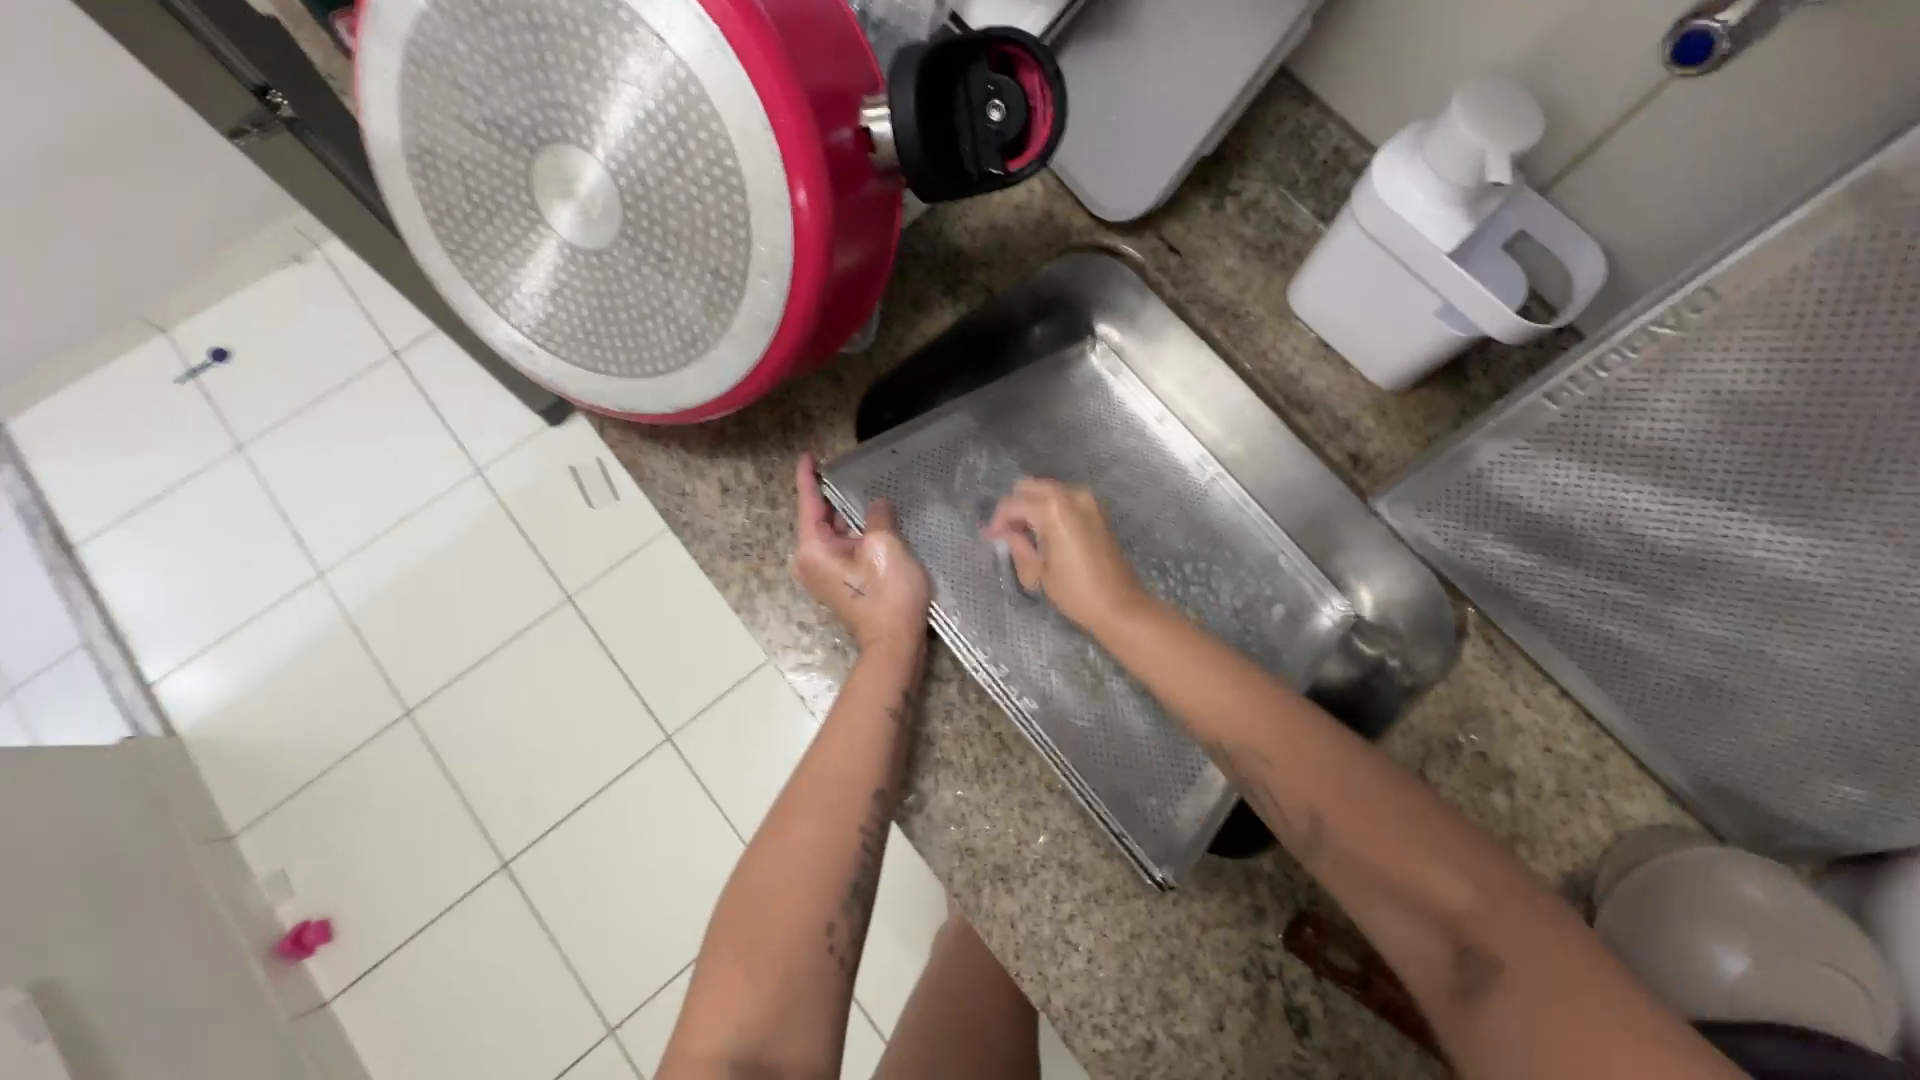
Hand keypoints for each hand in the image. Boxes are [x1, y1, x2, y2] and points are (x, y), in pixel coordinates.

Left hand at [791, 453, 931, 652]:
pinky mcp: (838, 582)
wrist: (895, 641)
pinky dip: (852, 533)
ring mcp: (822, 574)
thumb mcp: (885, 544)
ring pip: (832, 533)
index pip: (808, 502)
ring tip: (864, 491)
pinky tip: (871, 520)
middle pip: (818, 517)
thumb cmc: (888, 592)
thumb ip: (877, 516)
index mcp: (812, 548)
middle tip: (846, 469)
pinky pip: (840, 548)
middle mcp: (809, 560)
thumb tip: (877, 506)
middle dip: (832, 495)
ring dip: (847, 516)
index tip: (809, 456)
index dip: (809, 477)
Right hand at [981, 478, 1150, 630]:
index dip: (997, 520)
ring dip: (1033, 505)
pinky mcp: (1097, 509)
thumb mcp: (1038, 571)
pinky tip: (1047, 532)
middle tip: (1008, 533)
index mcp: (1053, 509)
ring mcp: (1088, 499)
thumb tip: (1004, 532)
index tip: (991, 537)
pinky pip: (1065, 498)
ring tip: (1027, 534)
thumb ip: (1018, 545)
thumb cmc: (1075, 592)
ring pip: (1048, 489)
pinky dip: (1051, 508)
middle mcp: (1071, 495)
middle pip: (1030, 487)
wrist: (1119, 604)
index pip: (1013, 504)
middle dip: (1015, 507)